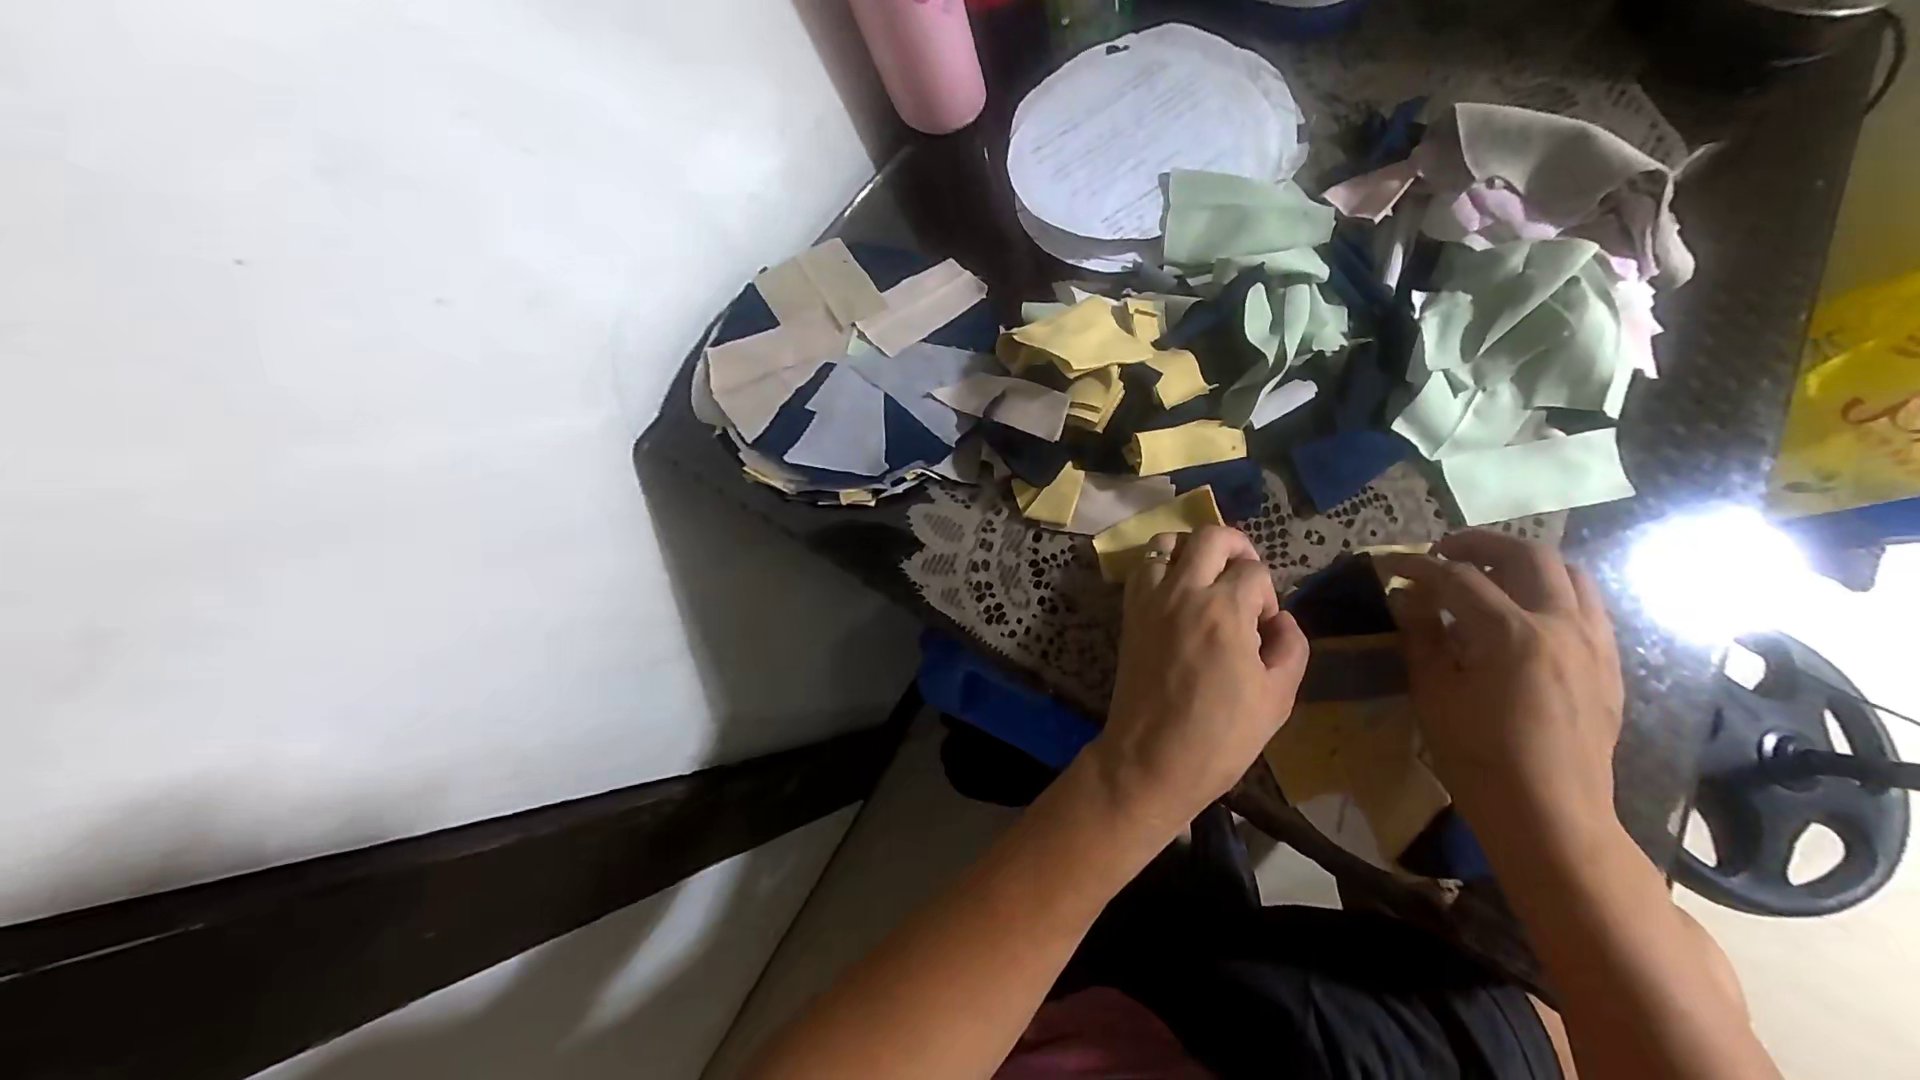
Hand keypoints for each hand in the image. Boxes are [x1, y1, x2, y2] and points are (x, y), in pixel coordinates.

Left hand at [1088, 525, 1309, 831]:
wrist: (1150, 759)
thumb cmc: (1220, 736)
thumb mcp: (1278, 697)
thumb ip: (1290, 646)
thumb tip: (1280, 619)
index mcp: (1224, 610)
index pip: (1254, 572)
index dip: (1268, 594)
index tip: (1265, 626)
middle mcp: (1182, 592)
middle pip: (1210, 537)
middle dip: (1237, 546)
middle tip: (1246, 575)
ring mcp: (1149, 600)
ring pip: (1167, 543)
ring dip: (1192, 550)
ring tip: (1208, 576)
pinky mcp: (1128, 614)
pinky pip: (1142, 568)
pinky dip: (1161, 565)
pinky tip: (1177, 591)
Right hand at [1375, 532, 1623, 847]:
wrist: (1549, 811)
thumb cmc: (1476, 754)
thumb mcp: (1433, 691)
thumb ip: (1422, 634)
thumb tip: (1409, 597)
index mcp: (1511, 632)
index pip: (1458, 578)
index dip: (1418, 567)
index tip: (1390, 565)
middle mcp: (1561, 625)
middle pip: (1527, 556)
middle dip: (1480, 543)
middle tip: (1443, 551)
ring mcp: (1594, 643)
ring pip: (1570, 573)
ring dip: (1524, 562)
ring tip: (1488, 573)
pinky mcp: (1608, 664)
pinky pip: (1588, 606)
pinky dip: (1552, 591)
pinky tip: (1523, 611)